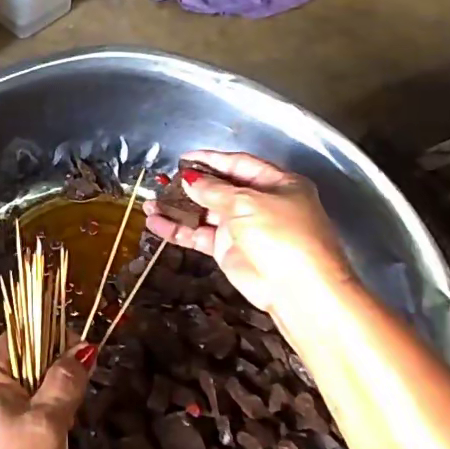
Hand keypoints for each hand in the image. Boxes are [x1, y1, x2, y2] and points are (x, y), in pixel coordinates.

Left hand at [0, 342, 86, 448]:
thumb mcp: (47, 420)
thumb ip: (67, 379)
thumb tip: (87, 346)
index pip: (30, 330)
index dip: (60, 338)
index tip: (86, 358)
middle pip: (36, 353)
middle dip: (61, 372)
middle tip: (75, 398)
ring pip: (39, 378)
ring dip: (58, 394)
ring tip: (66, 419)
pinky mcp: (2, 420)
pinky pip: (33, 399)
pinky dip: (50, 409)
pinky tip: (58, 429)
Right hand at [144, 151, 355, 316]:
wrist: (299, 291)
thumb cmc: (283, 236)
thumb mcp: (248, 203)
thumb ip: (215, 190)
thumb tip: (191, 180)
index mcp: (278, 183)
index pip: (239, 163)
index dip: (211, 159)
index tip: (184, 157)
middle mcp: (262, 202)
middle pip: (220, 187)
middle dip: (191, 184)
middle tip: (162, 179)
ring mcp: (245, 228)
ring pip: (206, 213)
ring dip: (179, 208)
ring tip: (150, 201)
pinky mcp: (231, 252)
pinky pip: (200, 235)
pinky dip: (178, 230)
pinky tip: (156, 223)